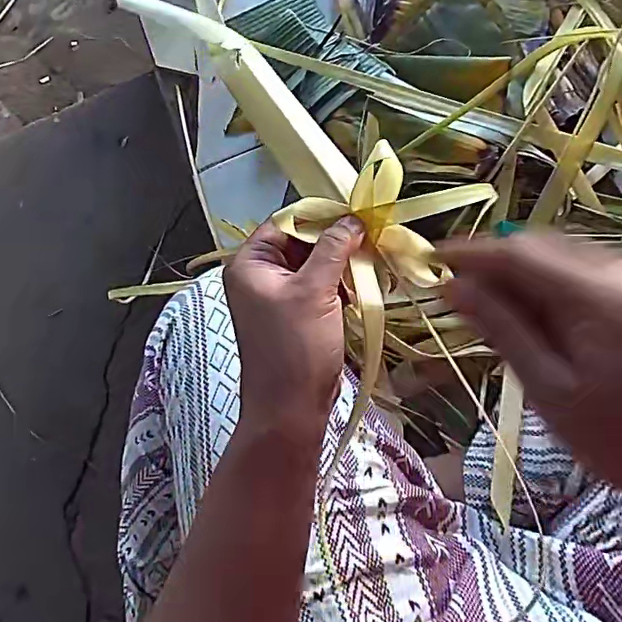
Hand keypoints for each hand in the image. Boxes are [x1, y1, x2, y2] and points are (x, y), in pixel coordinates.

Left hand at [223, 217, 364, 440]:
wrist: (291, 409)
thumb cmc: (295, 347)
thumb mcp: (314, 291)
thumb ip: (333, 249)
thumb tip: (352, 218)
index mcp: (250, 264)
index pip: (284, 223)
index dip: (317, 216)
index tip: (353, 211)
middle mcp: (260, 275)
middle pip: (301, 242)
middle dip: (335, 241)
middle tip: (370, 236)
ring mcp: (278, 295)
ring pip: (314, 264)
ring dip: (342, 263)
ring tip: (371, 262)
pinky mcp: (297, 313)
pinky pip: (319, 286)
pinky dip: (340, 284)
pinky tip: (364, 286)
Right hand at [439, 232, 621, 506]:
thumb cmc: (619, 440)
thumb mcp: (548, 389)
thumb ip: (501, 328)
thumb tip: (452, 287)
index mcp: (603, 300)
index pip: (521, 254)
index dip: (472, 253)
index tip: (432, 260)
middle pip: (539, 244)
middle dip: (493, 261)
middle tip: (457, 290)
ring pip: (557, 250)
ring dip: (517, 269)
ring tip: (488, 303)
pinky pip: (578, 265)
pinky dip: (545, 277)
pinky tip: (529, 308)